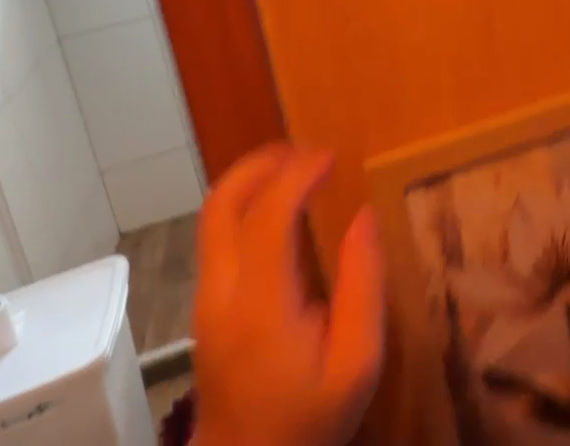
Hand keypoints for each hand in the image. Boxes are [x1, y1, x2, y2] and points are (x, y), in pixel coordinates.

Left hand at [191, 144, 385, 445]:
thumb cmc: (310, 417)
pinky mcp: (205, 307)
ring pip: (212, 218)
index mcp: (261, 306)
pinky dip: (245, 205)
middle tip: (306, 151)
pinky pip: (217, 237)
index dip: (298, 175)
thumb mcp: (357, 361)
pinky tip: (279, 208)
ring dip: (251, 181)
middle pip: (221, 204)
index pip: (267, 216)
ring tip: (296, 168)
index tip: (331, 157)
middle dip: (261, 164)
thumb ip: (364, 285)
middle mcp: (221, 294)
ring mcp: (205, 300)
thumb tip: (364, 216)